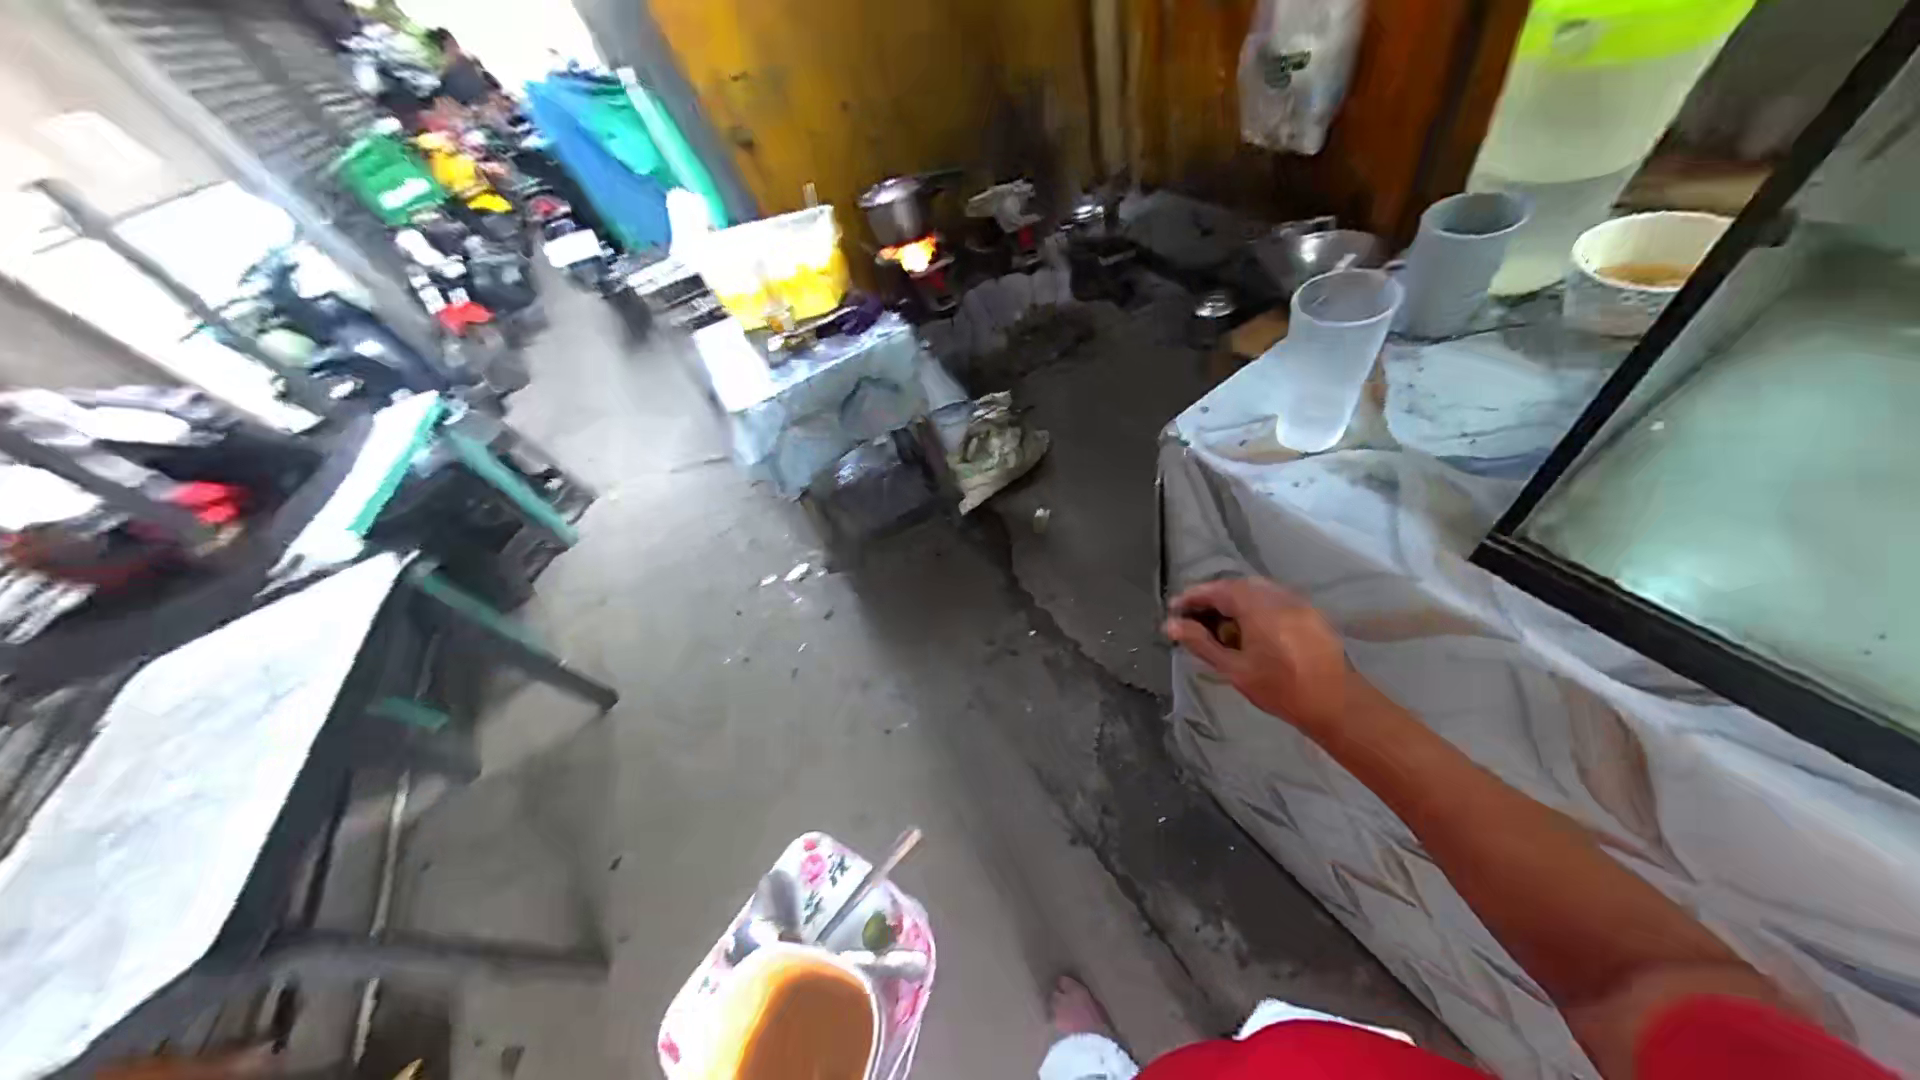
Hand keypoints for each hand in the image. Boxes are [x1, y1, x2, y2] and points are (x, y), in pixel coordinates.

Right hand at [1164, 577, 1355, 732]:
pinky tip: (1249, 627)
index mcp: (1259, 608)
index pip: (1218, 590)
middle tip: (1194, 615)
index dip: (1193, 596)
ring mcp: (1299, 602)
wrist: (1338, 705)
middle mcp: (1279, 597)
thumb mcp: (1234, 670)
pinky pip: (1275, 598)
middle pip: (1237, 585)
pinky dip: (1255, 604)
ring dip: (1234, 599)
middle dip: (1212, 596)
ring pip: (1257, 589)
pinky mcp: (1311, 613)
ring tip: (1218, 621)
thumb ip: (1201, 643)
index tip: (1174, 608)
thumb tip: (1171, 625)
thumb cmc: (1281, 690)